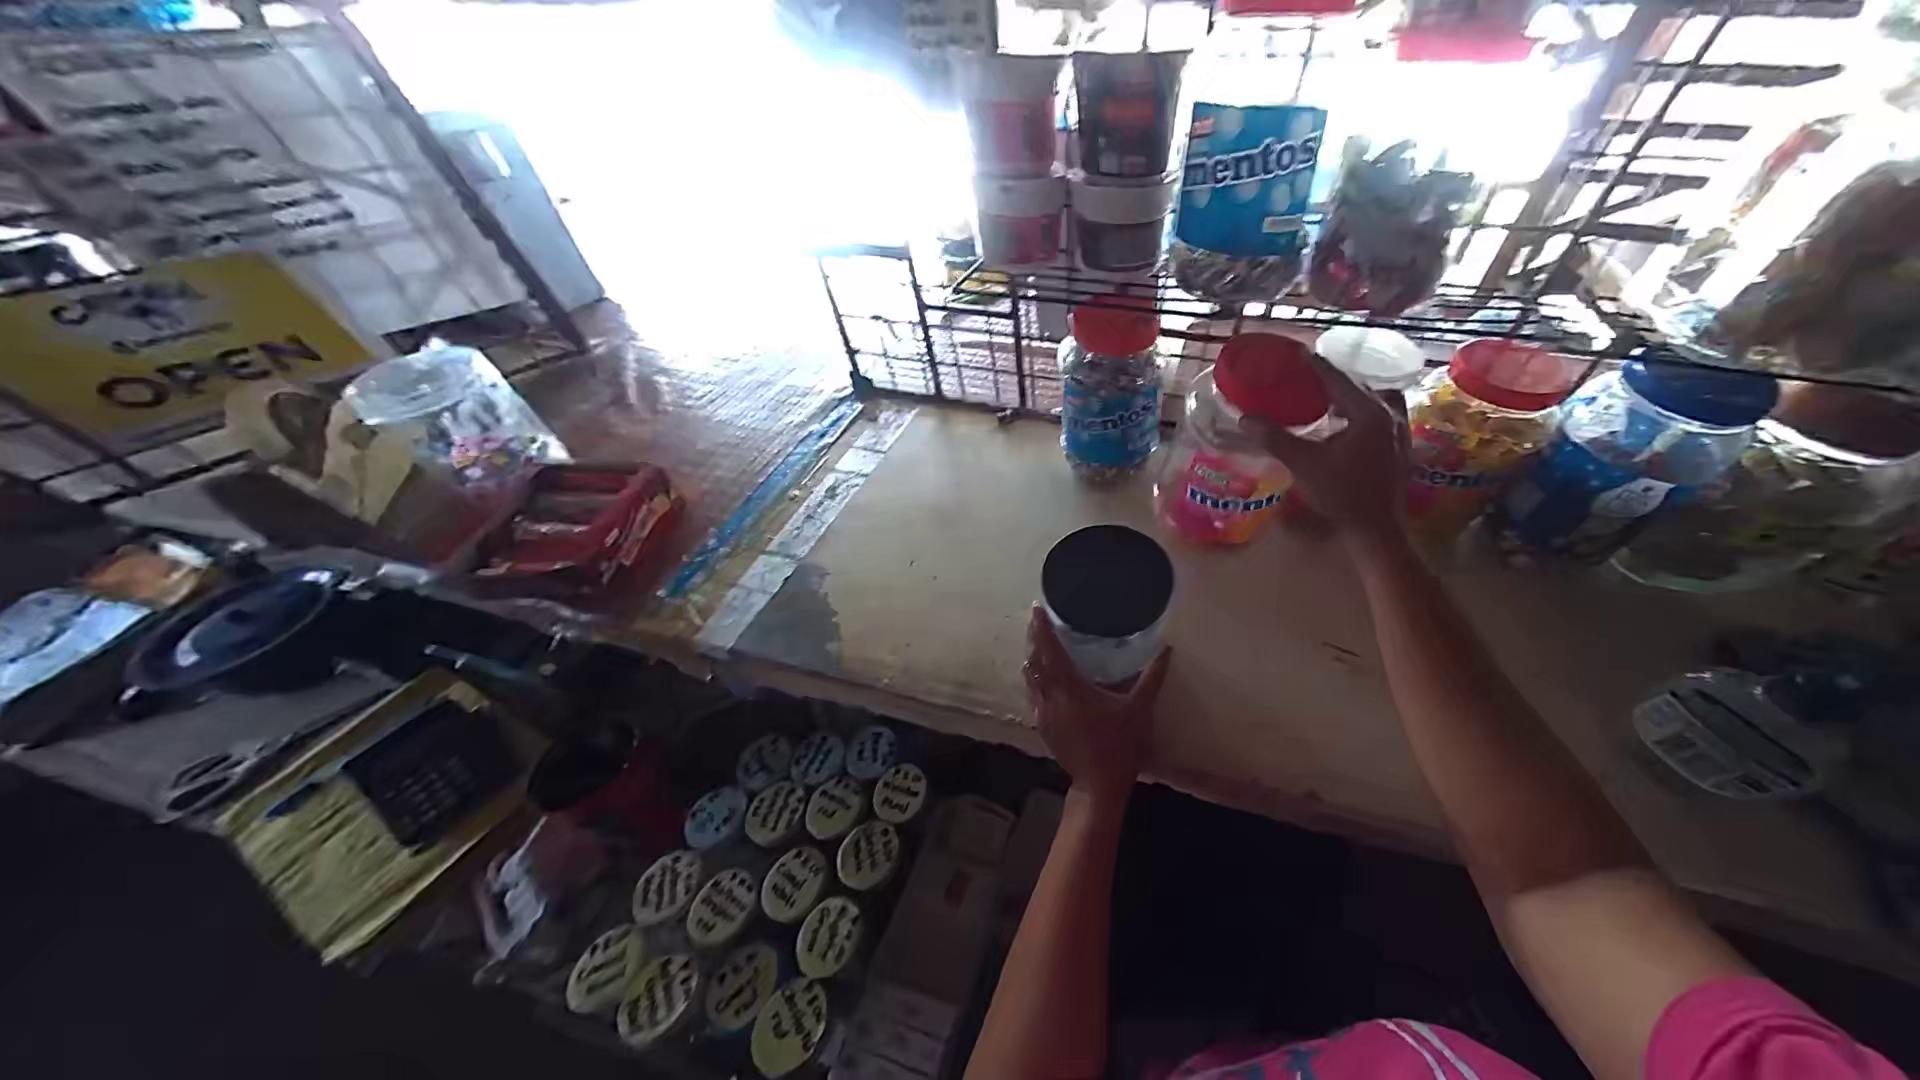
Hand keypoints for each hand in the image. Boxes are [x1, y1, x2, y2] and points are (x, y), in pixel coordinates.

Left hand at [1023, 606, 1170, 802]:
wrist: (1100, 783)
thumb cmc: (1120, 745)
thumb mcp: (1139, 710)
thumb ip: (1151, 678)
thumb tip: (1166, 650)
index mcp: (1070, 689)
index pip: (1050, 651)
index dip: (1042, 628)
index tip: (1037, 609)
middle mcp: (1050, 697)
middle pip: (1034, 660)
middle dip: (1034, 637)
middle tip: (1037, 619)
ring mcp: (1042, 713)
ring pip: (1030, 678)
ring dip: (1033, 657)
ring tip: (1038, 640)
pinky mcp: (1041, 725)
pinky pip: (1032, 693)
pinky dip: (1035, 678)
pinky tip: (1043, 675)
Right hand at [1257, 350, 1410, 547]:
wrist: (1376, 528)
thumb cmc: (1341, 494)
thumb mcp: (1304, 464)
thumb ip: (1275, 438)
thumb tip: (1245, 417)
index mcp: (1368, 413)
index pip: (1338, 379)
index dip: (1315, 365)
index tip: (1298, 352)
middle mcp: (1389, 415)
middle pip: (1359, 387)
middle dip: (1332, 380)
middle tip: (1307, 377)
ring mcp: (1399, 431)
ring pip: (1373, 400)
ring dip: (1349, 396)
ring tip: (1326, 400)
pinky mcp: (1399, 446)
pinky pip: (1379, 416)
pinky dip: (1359, 412)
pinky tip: (1343, 425)